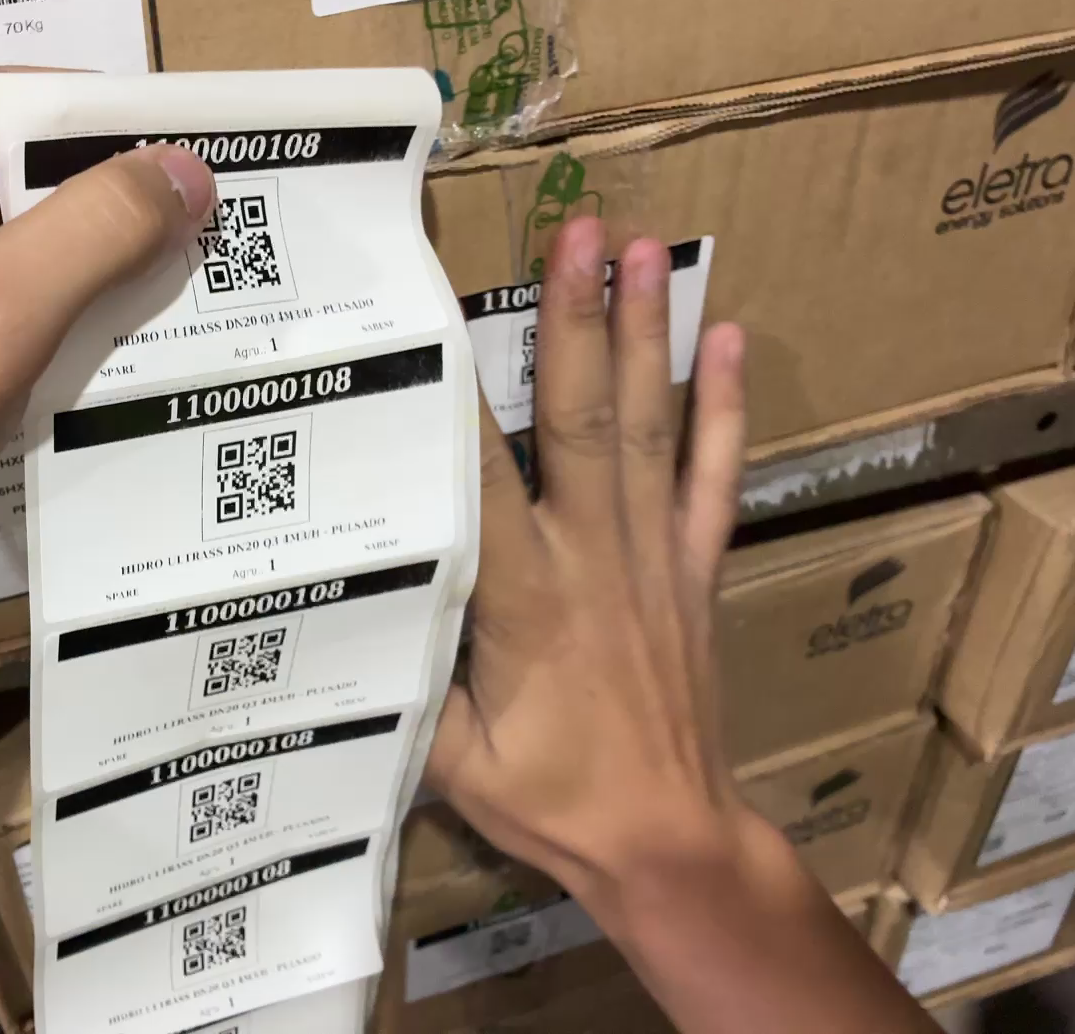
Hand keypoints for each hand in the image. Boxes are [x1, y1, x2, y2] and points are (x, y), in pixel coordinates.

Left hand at [0, 43, 214, 569]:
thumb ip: (99, 232)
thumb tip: (192, 170)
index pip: (62, 110)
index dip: (140, 175)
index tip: (211, 237)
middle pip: (49, 161)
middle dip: (114, 235)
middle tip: (179, 303)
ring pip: (37, 218)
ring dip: (89, 280)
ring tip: (131, 337)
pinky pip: (6, 260)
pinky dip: (51, 306)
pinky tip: (76, 351)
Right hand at [427, 217, 753, 921]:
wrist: (671, 842)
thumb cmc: (550, 798)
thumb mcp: (447, 753)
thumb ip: (402, 675)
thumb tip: (343, 603)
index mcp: (524, 595)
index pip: (483, 474)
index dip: (461, 393)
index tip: (446, 315)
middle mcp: (594, 555)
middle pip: (584, 420)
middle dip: (579, 321)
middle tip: (581, 232)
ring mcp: (656, 557)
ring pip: (650, 430)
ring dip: (647, 337)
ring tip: (645, 250)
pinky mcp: (696, 571)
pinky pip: (714, 479)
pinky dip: (725, 410)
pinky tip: (731, 342)